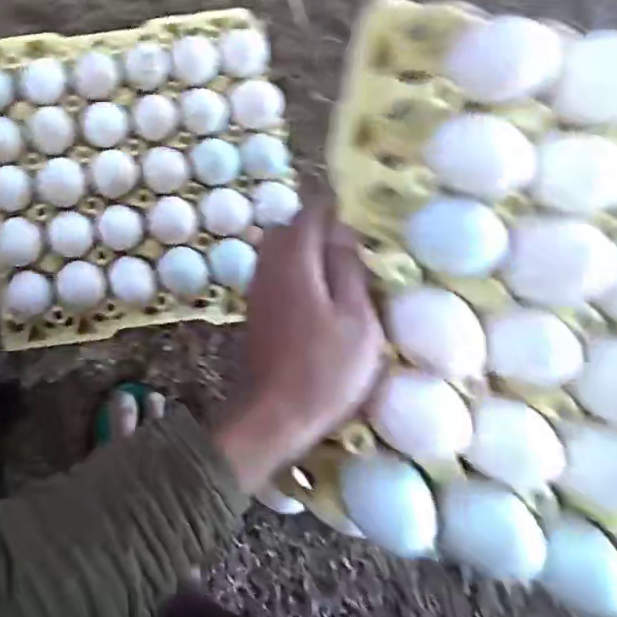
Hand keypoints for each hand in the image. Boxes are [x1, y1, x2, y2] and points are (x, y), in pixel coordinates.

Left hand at [213, 195, 385, 492]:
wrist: (272, 412)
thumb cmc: (324, 370)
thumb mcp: (356, 321)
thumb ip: (348, 270)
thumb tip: (344, 231)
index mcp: (293, 261)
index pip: (309, 213)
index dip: (333, 204)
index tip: (361, 206)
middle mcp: (267, 265)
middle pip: (289, 227)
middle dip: (318, 223)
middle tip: (355, 236)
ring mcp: (256, 287)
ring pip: (279, 248)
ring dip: (306, 246)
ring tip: (342, 262)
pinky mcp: (256, 307)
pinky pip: (275, 270)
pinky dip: (297, 267)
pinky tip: (320, 288)